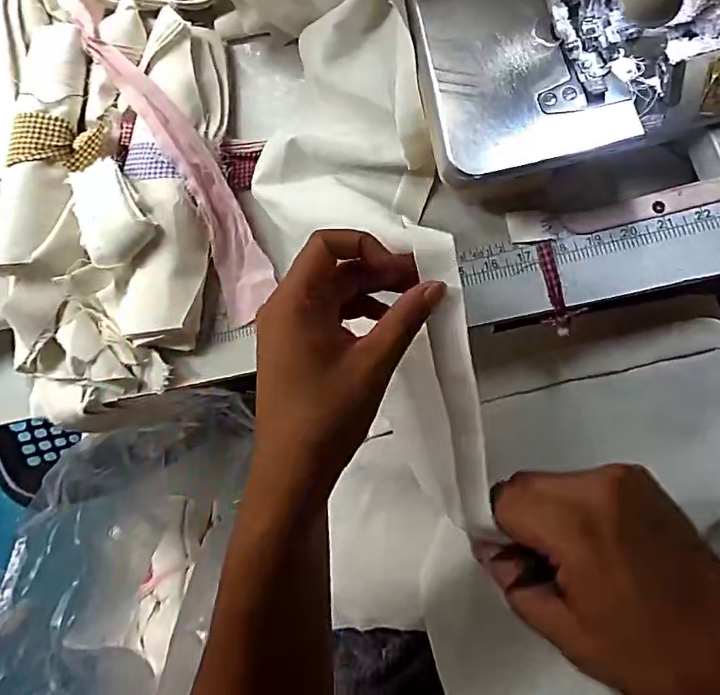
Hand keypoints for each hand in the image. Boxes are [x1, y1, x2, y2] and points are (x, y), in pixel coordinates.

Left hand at [250, 229, 443, 500]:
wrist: (291, 475)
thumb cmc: (326, 418)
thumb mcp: (373, 363)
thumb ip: (405, 318)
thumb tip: (435, 286)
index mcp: (294, 301)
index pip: (327, 244)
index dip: (367, 246)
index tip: (399, 271)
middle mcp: (285, 306)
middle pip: (333, 266)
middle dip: (377, 268)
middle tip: (419, 281)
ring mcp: (287, 326)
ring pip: (333, 289)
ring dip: (371, 289)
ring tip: (410, 300)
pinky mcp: (294, 345)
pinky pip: (327, 311)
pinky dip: (358, 309)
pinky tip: (386, 324)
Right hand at [486, 465, 719, 694]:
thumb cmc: (655, 649)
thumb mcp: (569, 633)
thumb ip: (517, 585)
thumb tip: (493, 552)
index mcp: (579, 525)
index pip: (505, 498)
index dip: (497, 528)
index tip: (504, 554)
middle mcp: (599, 485)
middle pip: (526, 482)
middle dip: (521, 518)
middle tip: (540, 564)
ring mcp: (621, 475)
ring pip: (553, 479)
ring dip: (549, 510)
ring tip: (576, 559)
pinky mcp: (636, 474)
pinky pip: (582, 480)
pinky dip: (576, 505)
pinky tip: (598, 544)